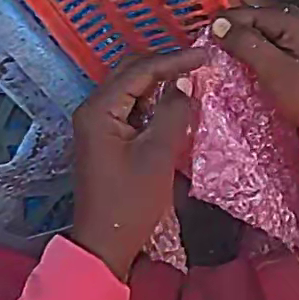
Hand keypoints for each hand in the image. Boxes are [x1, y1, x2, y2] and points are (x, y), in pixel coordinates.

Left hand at [70, 49, 207, 277]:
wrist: (104, 244)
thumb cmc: (129, 202)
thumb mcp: (157, 155)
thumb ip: (173, 113)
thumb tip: (186, 81)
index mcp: (99, 109)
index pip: (140, 71)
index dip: (174, 60)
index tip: (205, 55)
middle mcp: (93, 109)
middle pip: (130, 72)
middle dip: (165, 65)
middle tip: (199, 63)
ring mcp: (97, 122)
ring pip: (130, 88)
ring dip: (159, 81)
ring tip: (192, 78)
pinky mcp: (105, 136)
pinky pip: (130, 106)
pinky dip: (152, 101)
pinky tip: (174, 102)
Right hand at [209, 0, 298, 136]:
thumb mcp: (275, 70)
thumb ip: (246, 43)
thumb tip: (216, 23)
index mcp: (285, 18)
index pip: (237, 8)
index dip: (215, 20)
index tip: (193, 36)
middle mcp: (285, 18)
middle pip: (243, 6)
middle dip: (220, 18)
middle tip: (196, 36)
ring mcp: (285, 33)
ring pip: (247, 22)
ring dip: (228, 32)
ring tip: (206, 48)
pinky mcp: (282, 50)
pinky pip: (254, 37)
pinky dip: (239, 43)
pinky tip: (226, 59)